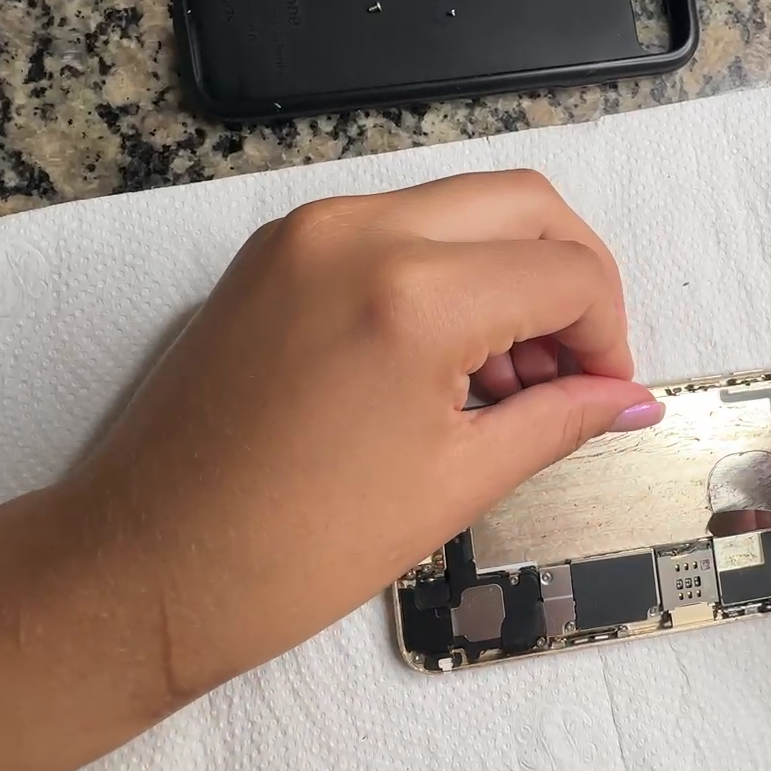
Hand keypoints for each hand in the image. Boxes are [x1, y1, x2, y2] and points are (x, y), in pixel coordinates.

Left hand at [66, 171, 662, 693]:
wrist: (139, 567)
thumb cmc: (296, 548)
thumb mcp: (457, 482)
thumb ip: (560, 420)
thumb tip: (631, 401)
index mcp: (414, 294)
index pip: (567, 272)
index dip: (607, 333)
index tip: (602, 390)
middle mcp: (361, 230)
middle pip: (526, 203)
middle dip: (574, 276)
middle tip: (572, 361)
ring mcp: (310, 227)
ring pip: (463, 204)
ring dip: (511, 269)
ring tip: (506, 369)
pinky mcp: (280, 245)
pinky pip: (400, 224)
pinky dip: (449, 268)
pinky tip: (444, 348)